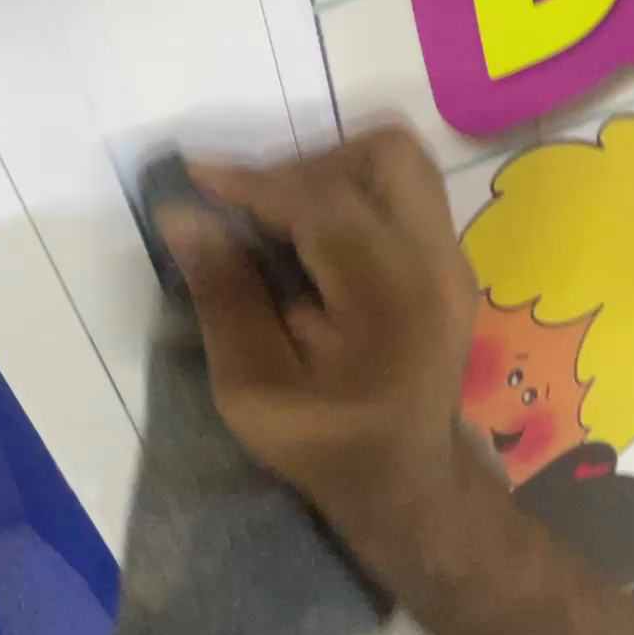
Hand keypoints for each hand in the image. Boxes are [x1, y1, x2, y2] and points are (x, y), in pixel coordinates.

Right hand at [156, 125, 481, 526]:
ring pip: (395, 163)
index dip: (254, 180)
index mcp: (394, 302)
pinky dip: (344, 192)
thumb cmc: (324, 444)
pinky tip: (307, 239)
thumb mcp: (252, 386)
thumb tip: (182, 215)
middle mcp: (438, 264)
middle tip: (252, 204)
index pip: (326, 203)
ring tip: (277, 218)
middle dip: (305, 162)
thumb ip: (223, 295)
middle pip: (386, 155)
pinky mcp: (445, 259)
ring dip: (326, 171)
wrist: (405, 479)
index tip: (195, 176)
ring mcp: (451, 257)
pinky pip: (397, 190)